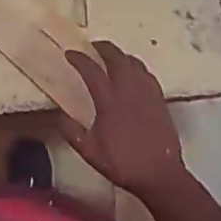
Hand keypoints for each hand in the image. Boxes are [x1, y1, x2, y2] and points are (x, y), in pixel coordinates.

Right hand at [58, 41, 186, 196]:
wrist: (159, 173)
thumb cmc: (123, 163)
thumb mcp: (90, 152)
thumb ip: (72, 132)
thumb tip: (60, 115)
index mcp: (109, 100)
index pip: (91, 70)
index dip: (79, 59)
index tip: (70, 54)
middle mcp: (129, 89)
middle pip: (116, 57)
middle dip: (103, 47)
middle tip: (93, 47)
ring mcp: (147, 91)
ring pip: (133, 62)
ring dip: (120, 55)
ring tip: (112, 57)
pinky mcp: (159, 97)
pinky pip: (146, 73)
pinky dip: (136, 66)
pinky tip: (133, 73)